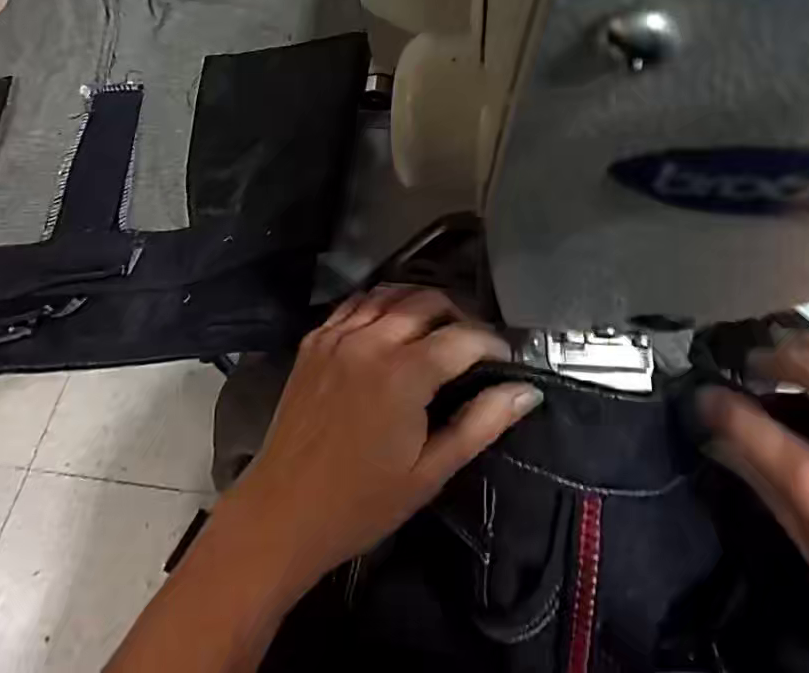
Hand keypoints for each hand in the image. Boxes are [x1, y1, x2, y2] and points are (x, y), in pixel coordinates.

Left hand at [107, 287, 540, 672]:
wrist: (280, 516)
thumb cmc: (360, 503)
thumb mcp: (431, 472)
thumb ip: (482, 423)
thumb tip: (528, 391)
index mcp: (404, 374)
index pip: (463, 336)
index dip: (492, 344)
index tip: (505, 361)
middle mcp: (371, 341)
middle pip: (429, 300)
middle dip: (460, 315)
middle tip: (473, 345)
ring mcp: (338, 336)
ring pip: (392, 292)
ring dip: (422, 302)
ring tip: (438, 329)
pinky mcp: (315, 340)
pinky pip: (356, 303)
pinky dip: (383, 304)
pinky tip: (392, 325)